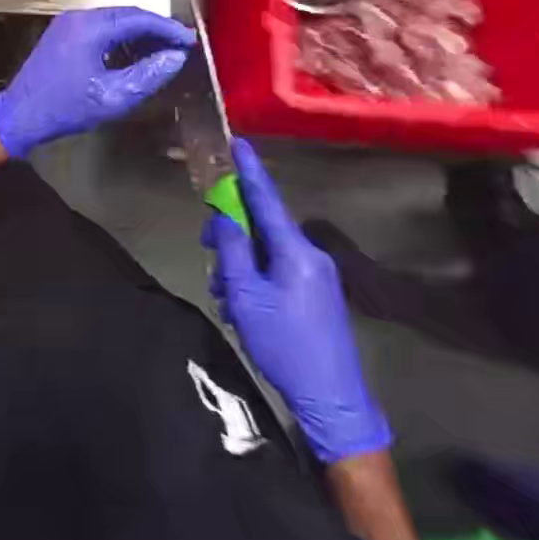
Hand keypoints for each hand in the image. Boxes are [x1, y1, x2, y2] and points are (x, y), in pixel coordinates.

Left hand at [0, 7, 196, 157]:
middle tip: (178, 46)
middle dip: (155, 30)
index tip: (188, 40)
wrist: (20, 115)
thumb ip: (148, 75)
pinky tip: (131, 56)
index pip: (139, 18)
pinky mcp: (60, 35)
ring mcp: (66, 24)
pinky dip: (118, 39)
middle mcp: (77, 18)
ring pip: (112, 21)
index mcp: (89, 27)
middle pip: (126, 16)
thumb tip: (175, 58)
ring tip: (160, 53)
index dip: (168, 29)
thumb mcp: (112, 96)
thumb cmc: (63, 108)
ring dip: (137, 34)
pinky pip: (97, 29)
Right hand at [202, 138, 390, 464]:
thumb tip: (225, 218)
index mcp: (295, 251)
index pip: (267, 200)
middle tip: (207, 252)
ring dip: (239, 266)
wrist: (331, 396)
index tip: (237, 144)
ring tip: (225, 297)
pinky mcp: (316, 295)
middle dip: (231, 234)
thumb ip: (232, 251)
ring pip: (267, 253)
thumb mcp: (245, 297)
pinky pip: (278, 272)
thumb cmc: (283, 343)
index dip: (249, 172)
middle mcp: (310, 255)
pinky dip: (254, 281)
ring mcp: (316, 276)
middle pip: (263, 228)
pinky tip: (242, 308)